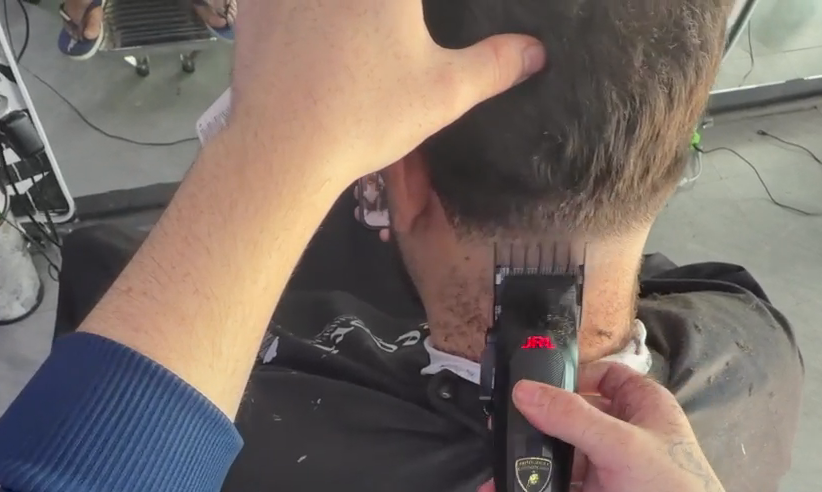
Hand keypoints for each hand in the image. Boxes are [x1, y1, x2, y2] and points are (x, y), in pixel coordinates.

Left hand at [227, 0, 544, 186]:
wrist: (284, 146)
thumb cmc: (368, 116)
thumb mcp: (442, 94)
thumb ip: (493, 66)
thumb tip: (537, 53)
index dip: (416, 9)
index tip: (418, 22)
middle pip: (384, 0)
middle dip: (393, 14)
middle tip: (396, 29)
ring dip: (349, 15)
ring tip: (358, 43)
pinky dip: (296, 11)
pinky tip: (309, 28)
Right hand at [477, 363, 731, 491]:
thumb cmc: (665, 486)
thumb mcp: (619, 445)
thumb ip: (569, 417)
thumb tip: (521, 391)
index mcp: (641, 406)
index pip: (605, 378)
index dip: (572, 378)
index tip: (533, 387)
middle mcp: (622, 433)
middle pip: (571, 420)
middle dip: (534, 428)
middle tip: (496, 433)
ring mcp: (606, 470)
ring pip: (559, 460)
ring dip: (526, 469)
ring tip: (491, 481)